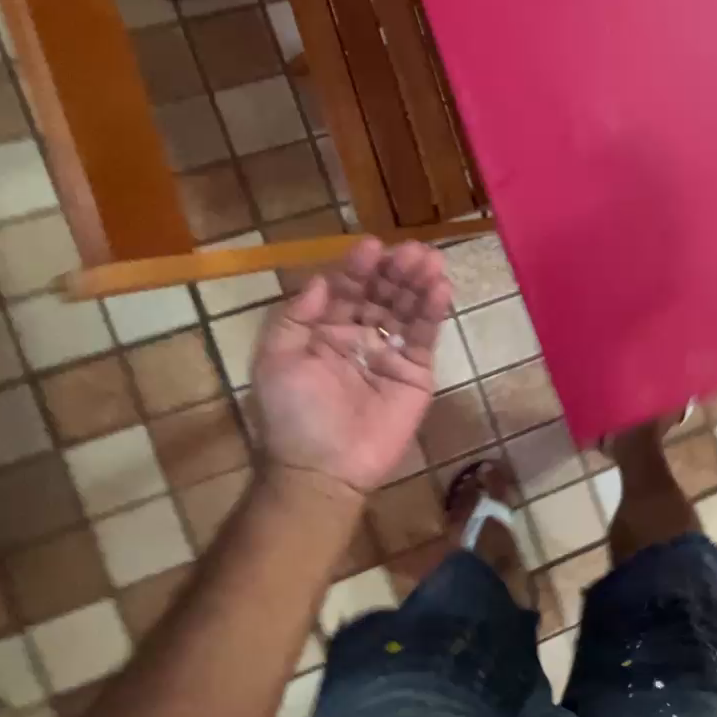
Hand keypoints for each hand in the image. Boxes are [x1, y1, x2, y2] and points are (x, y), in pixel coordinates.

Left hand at [251, 238, 451, 494]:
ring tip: (432, 261)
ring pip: (408, 308)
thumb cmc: (293, 415)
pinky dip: (434, 311)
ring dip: (419, 282)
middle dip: (397, 269)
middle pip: (382, 293)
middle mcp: (360, 334)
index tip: (373, 247)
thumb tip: (324, 280)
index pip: (346, 289)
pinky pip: (426, 335)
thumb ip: (295, 319)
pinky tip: (441, 289)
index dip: (359, 268)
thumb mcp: (275, 363)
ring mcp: (391, 351)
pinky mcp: (417, 370)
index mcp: (324, 330)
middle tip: (414, 250)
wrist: (324, 469)